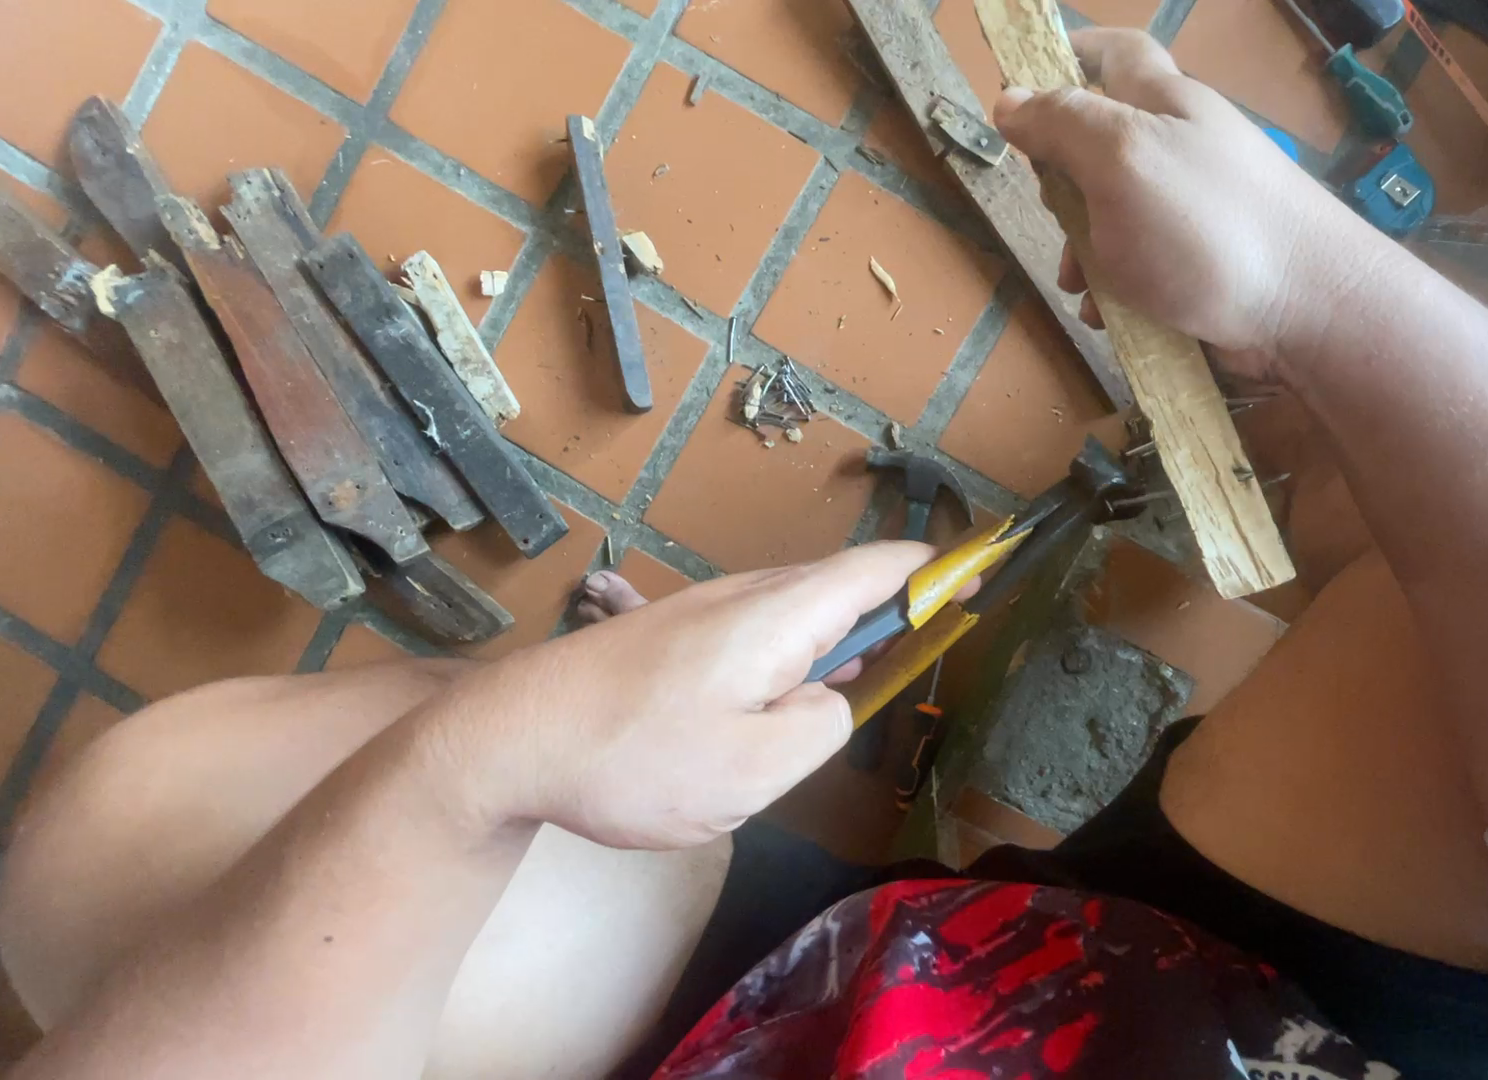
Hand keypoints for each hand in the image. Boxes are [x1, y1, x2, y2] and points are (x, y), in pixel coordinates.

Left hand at [415, 543, 938, 850]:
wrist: (510, 736)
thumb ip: (821, 729)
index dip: (936, 572)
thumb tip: (833, 701)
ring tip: (861, 682)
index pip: (879, 569)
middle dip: (893, 613)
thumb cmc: (635, 757)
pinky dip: (799, 652)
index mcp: (782, 615)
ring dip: (843, 640)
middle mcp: (750, 595)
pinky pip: (764, 629)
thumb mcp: (752, 772)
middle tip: (924, 650)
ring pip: (802, 612)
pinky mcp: (682, 631)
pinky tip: (789, 691)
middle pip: (844, 586)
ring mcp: (710, 608)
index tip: (977, 578)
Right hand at [992, 28, 1382, 374]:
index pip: (1114, 55)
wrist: (1301, 309)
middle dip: (1063, 185)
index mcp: (1164, 106)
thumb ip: (1065, 126)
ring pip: (1112, 219)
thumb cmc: (1204, 227)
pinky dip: (1114, 289)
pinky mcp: (1196, 264)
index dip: (1068, 58)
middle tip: (1055, 215)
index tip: (1022, 90)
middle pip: (1100, 148)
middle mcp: (1179, 149)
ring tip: (1079, 287)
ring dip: (1083, 252)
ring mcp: (1190, 210)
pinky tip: (1109, 314)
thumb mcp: (1121, 160)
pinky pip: (1137, 269)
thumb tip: (1010, 99)